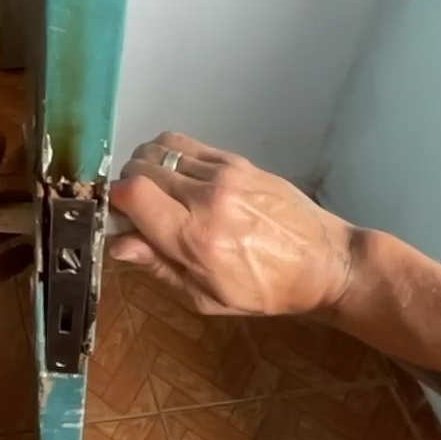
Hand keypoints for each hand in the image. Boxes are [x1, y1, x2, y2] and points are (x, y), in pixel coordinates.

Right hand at [109, 132, 357, 316]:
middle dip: (128, 185)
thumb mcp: (204, 296)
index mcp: (196, 238)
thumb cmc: (264, 291)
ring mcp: (223, 174)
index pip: (132, 193)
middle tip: (139, 209)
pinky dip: (167, 155)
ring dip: (146, 168)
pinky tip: (176, 175)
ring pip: (158, 150)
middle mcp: (206, 198)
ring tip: (156, 190)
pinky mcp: (237, 160)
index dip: (114, 201)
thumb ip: (158, 266)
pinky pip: (183, 143)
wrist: (326, 262)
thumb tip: (117, 243)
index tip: (119, 216)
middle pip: (140, 167)